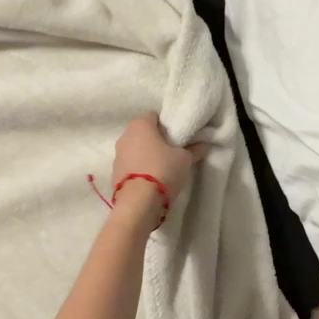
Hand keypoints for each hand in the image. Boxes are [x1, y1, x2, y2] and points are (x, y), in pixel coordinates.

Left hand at [110, 112, 206, 231]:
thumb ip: (194, 150)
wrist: (139, 203)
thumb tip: (204, 145)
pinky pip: (130, 166)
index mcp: (140, 124)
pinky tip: (150, 181)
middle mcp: (125, 136)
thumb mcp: (185, 160)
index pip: (153, 115)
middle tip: (171, 152)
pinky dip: (138, 170)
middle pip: (142, 133)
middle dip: (155, 140)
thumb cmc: (163, 171)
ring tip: (161, 169)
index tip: (176, 136)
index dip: (166, 124)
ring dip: (145, 156)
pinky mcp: (114, 174)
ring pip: (135, 150)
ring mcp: (117, 156)